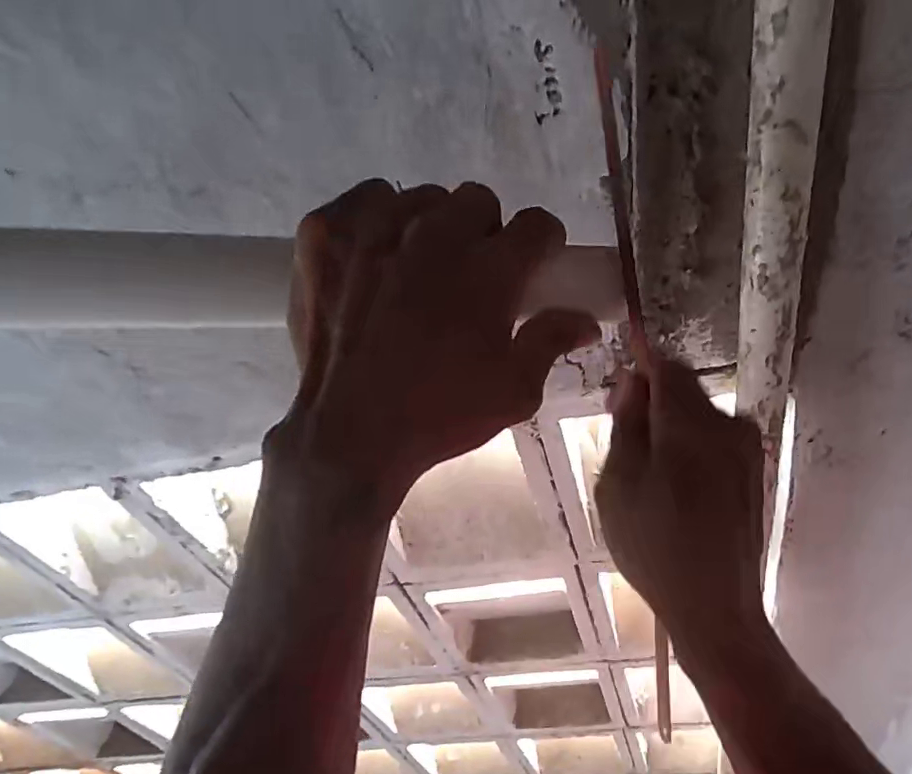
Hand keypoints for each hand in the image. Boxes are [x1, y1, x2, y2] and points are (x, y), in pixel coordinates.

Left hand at [278, 179, 600, 504]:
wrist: (352, 434)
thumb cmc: (441, 417)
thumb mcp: (513, 393)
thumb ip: (551, 342)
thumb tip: (585, 320)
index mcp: (490, 271)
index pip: (537, 225)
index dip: (543, 245)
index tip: (535, 267)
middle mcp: (435, 234)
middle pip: (479, 202)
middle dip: (486, 235)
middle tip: (474, 281)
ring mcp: (375, 228)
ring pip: (423, 200)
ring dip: (433, 229)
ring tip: (421, 276)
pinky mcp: (326, 234)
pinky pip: (367, 201)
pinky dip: (379, 223)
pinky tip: (378, 262)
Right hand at [595, 359, 766, 633]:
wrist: (716, 605)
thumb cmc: (655, 548)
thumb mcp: (618, 487)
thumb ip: (625, 426)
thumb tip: (633, 383)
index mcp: (690, 425)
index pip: (666, 367)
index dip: (641, 359)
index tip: (620, 365)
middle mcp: (728, 426)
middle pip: (686, 391)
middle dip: (653, 400)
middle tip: (621, 432)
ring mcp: (748, 451)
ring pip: (701, 418)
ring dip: (672, 426)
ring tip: (646, 471)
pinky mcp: (754, 474)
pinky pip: (716, 442)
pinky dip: (691, 448)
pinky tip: (675, 489)